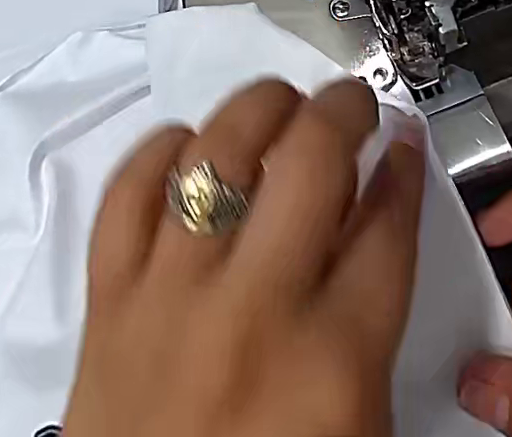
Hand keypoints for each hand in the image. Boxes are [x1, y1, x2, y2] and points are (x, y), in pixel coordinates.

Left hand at [64, 79, 426, 436]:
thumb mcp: (359, 418)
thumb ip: (375, 308)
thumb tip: (376, 206)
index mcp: (333, 365)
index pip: (387, 226)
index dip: (405, 167)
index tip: (404, 138)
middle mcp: (251, 314)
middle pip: (311, 159)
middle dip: (344, 110)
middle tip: (351, 106)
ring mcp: (169, 299)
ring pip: (218, 152)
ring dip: (260, 106)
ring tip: (282, 105)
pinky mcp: (106, 302)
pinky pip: (128, 191)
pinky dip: (162, 150)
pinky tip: (193, 145)